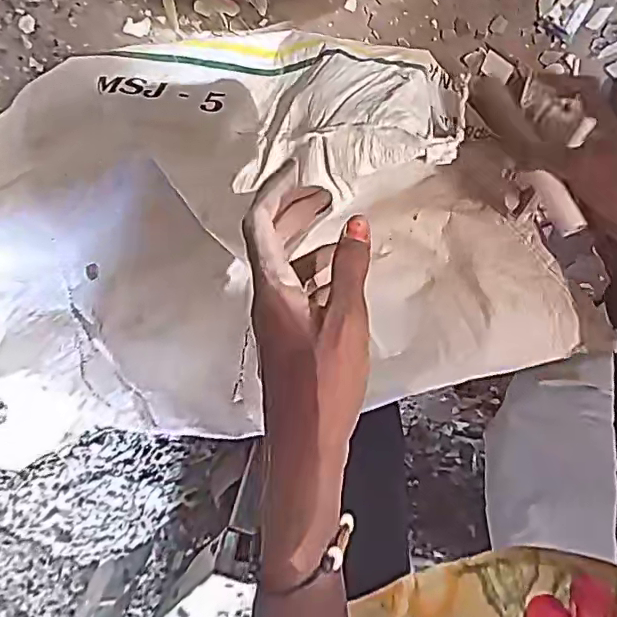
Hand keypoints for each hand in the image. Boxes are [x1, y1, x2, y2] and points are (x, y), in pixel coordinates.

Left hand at [242, 163, 373, 589]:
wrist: (306, 444)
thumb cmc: (325, 384)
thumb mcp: (346, 321)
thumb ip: (350, 270)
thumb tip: (355, 224)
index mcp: (273, 288)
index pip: (262, 224)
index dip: (278, 193)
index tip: (299, 171)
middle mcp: (266, 299)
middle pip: (272, 240)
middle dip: (295, 211)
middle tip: (323, 195)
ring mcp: (275, 319)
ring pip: (286, 265)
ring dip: (308, 241)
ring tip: (339, 232)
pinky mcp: (287, 336)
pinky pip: (297, 289)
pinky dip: (316, 271)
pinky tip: (340, 277)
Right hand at [514, 74, 616, 237]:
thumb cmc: (614, 189)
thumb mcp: (574, 166)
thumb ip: (541, 154)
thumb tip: (510, 145)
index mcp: (602, 123)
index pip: (583, 88)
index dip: (560, 80)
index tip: (533, 82)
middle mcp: (597, 136)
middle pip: (567, 114)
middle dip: (540, 112)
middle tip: (515, 112)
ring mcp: (591, 159)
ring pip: (559, 142)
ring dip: (538, 141)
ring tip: (513, 140)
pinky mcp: (584, 181)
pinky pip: (556, 167)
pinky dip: (540, 166)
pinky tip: (525, 170)